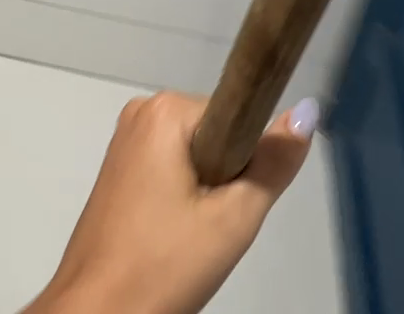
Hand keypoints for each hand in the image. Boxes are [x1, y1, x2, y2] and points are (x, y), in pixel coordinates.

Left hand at [25, 92, 317, 313]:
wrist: (96, 311)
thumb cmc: (163, 263)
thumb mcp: (233, 219)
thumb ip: (274, 164)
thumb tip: (307, 110)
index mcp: (166, 109)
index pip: (238, 116)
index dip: (246, 160)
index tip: (230, 199)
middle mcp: (142, 110)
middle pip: (218, 134)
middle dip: (226, 178)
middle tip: (211, 224)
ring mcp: (127, 137)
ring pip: (197, 154)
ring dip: (206, 191)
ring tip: (189, 232)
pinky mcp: (120, 164)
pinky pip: (172, 167)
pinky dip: (183, 197)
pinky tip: (172, 231)